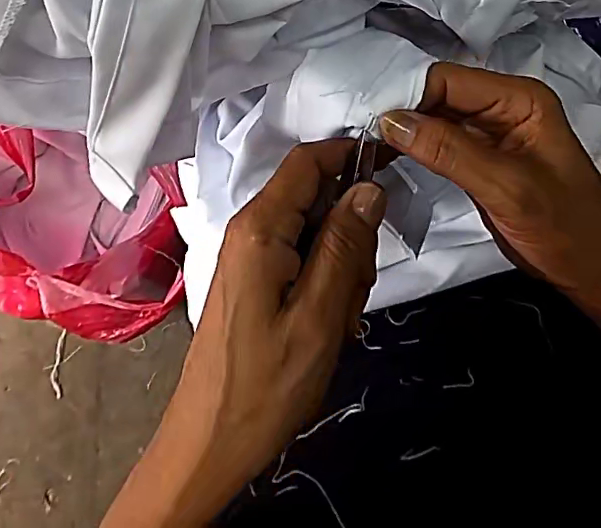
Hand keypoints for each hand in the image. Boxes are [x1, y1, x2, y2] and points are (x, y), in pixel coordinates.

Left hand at [104, 140, 384, 527]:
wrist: (208, 447)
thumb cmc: (262, 386)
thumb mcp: (318, 316)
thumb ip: (346, 245)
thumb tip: (370, 188)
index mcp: (260, 229)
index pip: (309, 160)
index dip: (352, 153)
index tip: (392, 167)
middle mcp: (252, 230)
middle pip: (319, 194)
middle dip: (352, 227)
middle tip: (357, 282)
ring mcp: (254, 254)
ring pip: (319, 226)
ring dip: (344, 260)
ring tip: (340, 312)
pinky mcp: (258, 276)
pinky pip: (307, 254)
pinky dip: (329, 278)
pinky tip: (329, 319)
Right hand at [378, 62, 600, 307]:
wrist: (598, 271)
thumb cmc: (566, 227)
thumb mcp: (508, 188)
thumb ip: (450, 151)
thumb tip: (390, 119)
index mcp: (520, 97)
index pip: (450, 80)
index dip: (409, 95)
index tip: (367, 119)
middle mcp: (505, 105)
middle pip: (442, 95)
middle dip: (403, 111)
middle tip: (357, 133)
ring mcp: (494, 132)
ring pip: (439, 118)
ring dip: (407, 130)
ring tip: (364, 144)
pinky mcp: (484, 158)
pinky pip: (444, 142)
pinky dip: (419, 149)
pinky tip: (390, 157)